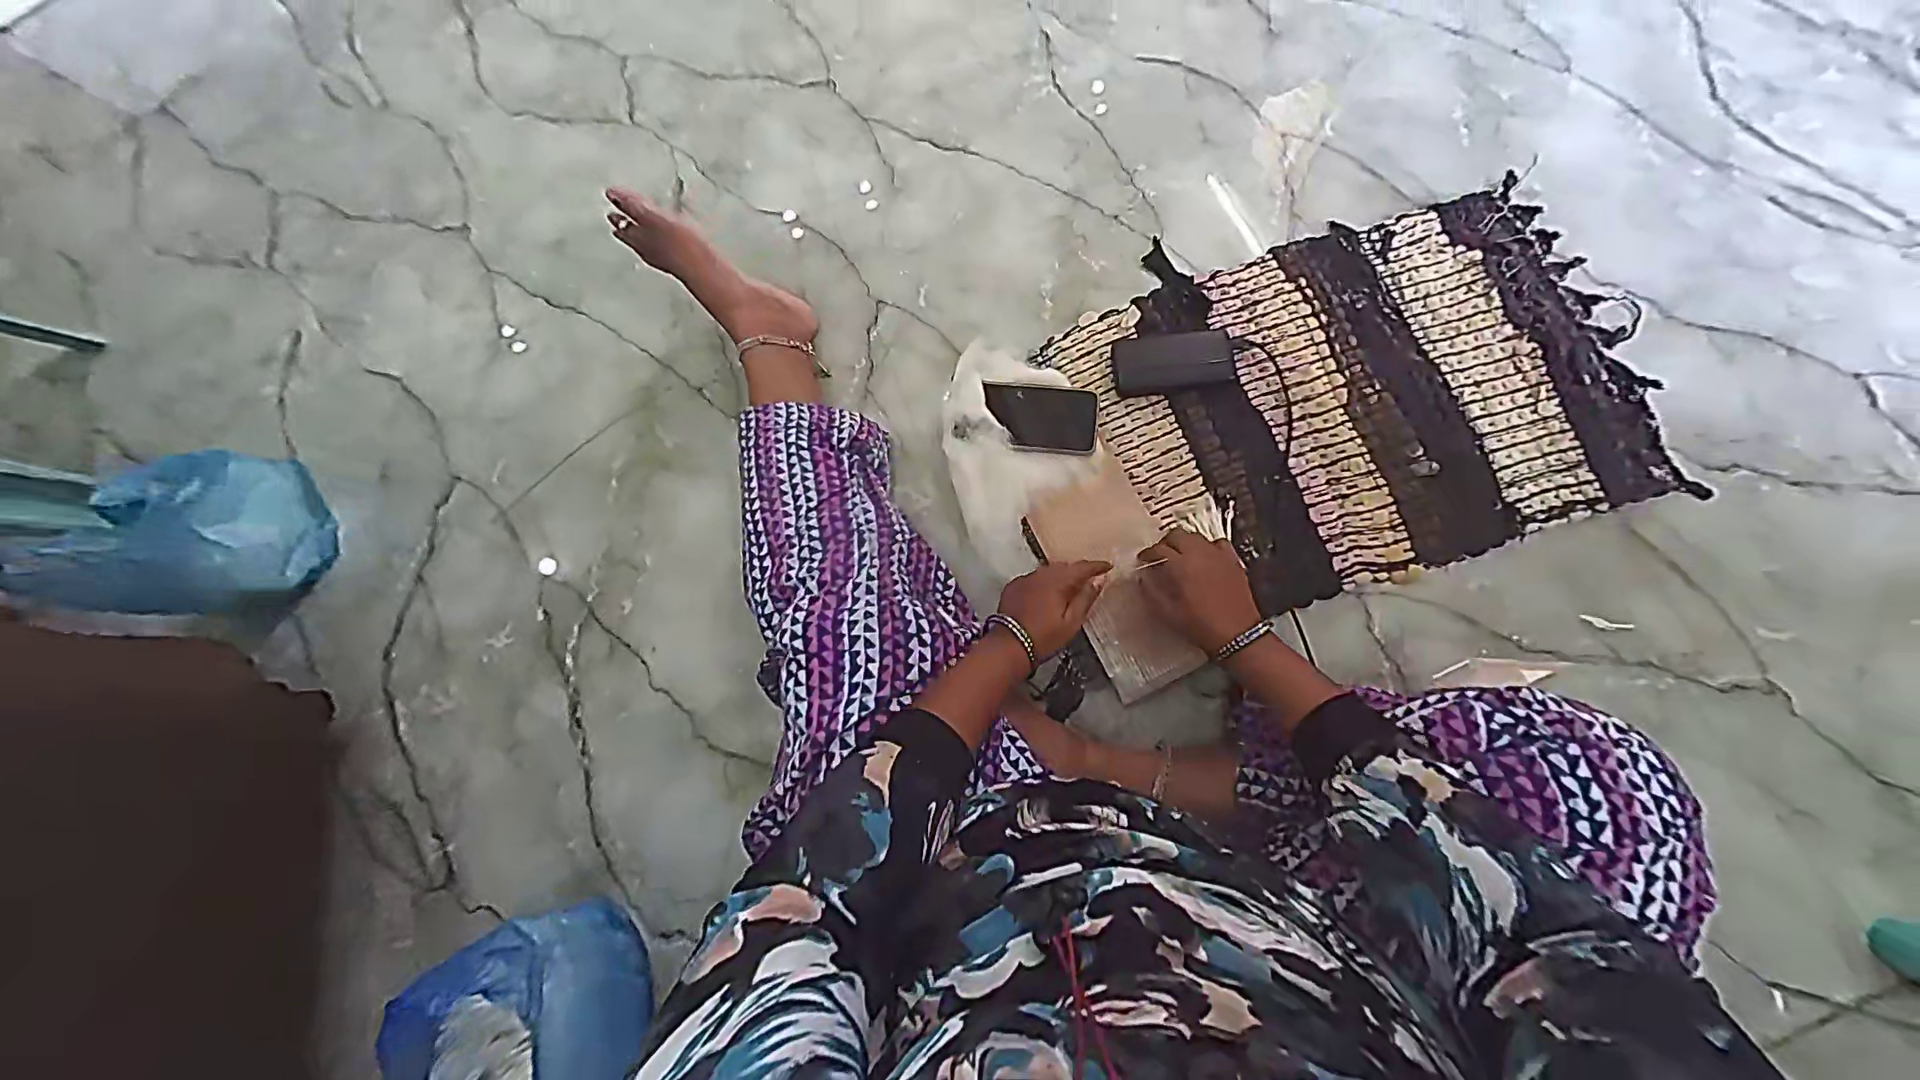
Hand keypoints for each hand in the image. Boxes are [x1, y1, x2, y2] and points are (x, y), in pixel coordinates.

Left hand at [996, 560, 1110, 658]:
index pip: (1081, 567)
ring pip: (1047, 571)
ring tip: (1069, 585)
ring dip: (1060, 575)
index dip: (1096, 566)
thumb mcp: (1071, 622)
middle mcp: (1040, 574)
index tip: (1108, 567)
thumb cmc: (1045, 637)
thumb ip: (1085, 598)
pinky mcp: (1013, 586)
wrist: (1010, 645)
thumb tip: (1098, 580)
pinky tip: (1046, 593)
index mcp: (1057, 581)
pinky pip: (1033, 578)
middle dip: (1078, 570)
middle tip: (1089, 578)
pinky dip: (1043, 582)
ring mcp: (1024, 579)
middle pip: (1064, 566)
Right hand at [1139, 528, 1262, 652]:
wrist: (1237, 634)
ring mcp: (1218, 555)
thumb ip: (1151, 591)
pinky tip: (1206, 558)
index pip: (1158, 549)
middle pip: (1177, 535)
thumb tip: (1143, 577)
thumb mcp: (1167, 612)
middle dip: (1165, 543)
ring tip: (1181, 556)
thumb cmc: (1199, 624)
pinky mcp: (1233, 560)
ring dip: (1185, 543)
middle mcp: (1199, 553)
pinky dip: (1208, 547)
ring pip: (1196, 537)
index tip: (1143, 560)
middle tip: (1160, 555)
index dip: (1148, 554)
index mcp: (1181, 565)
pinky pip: (1217, 544)